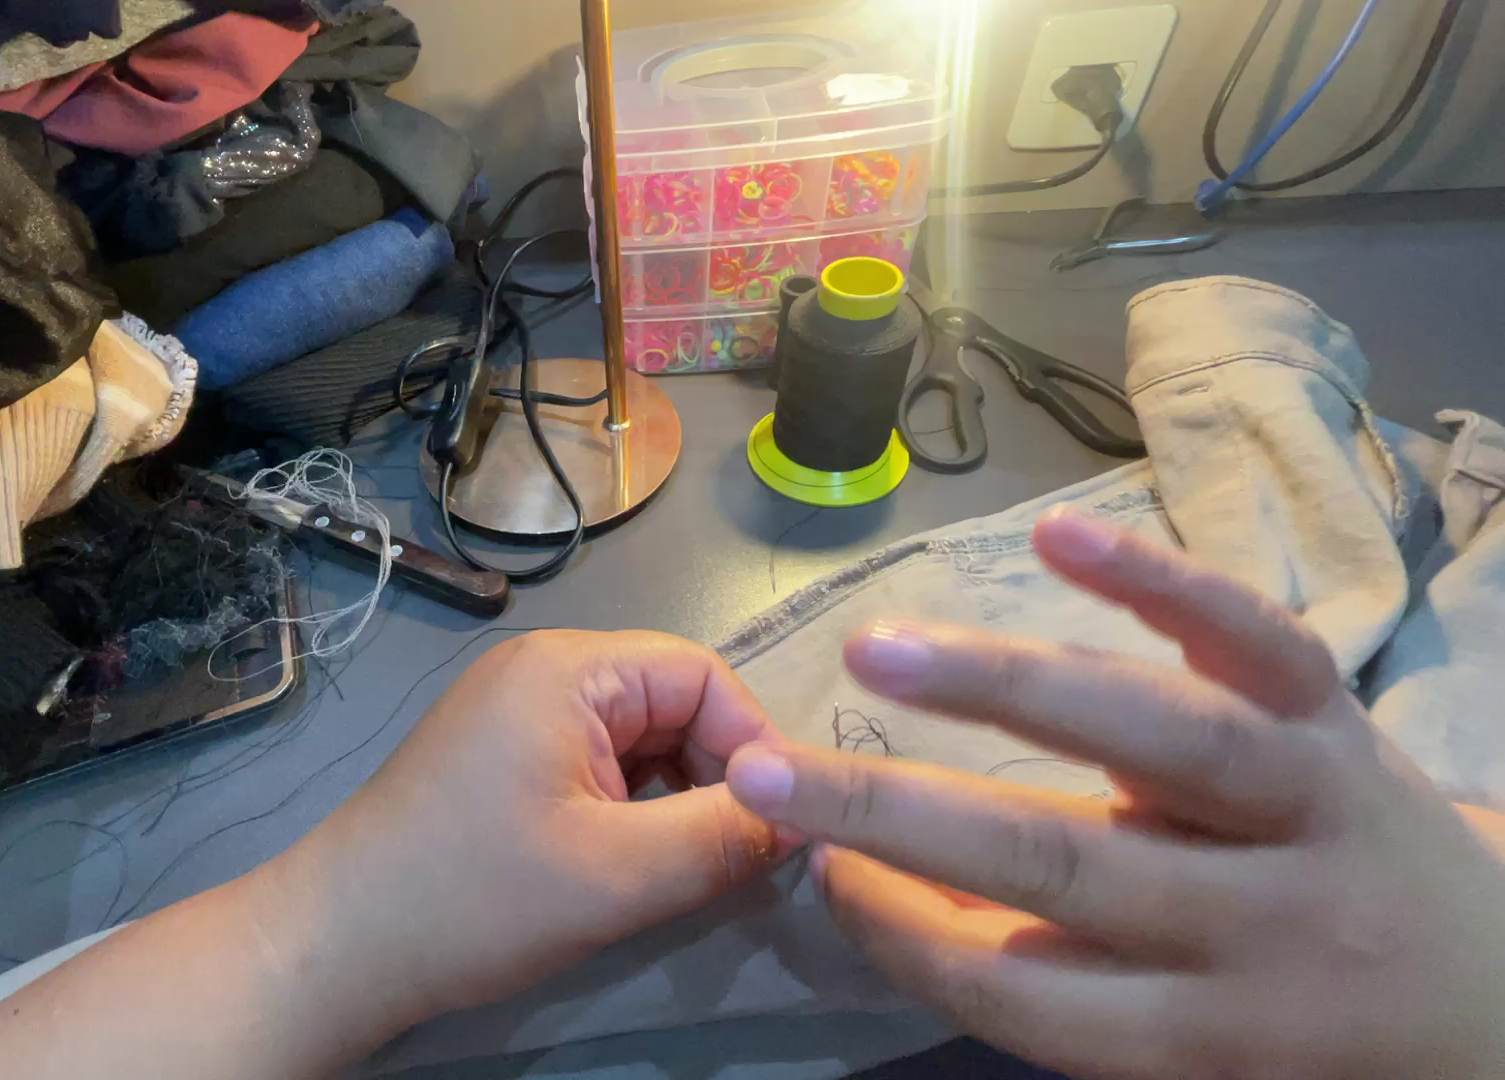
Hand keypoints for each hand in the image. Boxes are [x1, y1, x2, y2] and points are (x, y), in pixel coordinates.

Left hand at [288, 630, 787, 1029]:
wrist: (342, 940)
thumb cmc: (475, 896)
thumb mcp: (616, 874)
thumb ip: (721, 837)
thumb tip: (803, 813)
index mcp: (567, 668)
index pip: (697, 672)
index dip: (750, 739)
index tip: (780, 818)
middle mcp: (544, 669)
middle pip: (667, 698)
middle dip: (714, 768)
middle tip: (740, 848)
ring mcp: (519, 707)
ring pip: (637, 731)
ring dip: (675, 788)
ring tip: (691, 855)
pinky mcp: (507, 747)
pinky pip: (597, 755)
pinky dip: (633, 798)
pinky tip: (637, 849)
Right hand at [726, 509, 1504, 1079]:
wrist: (1499, 992)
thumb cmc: (1289, 1016)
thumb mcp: (1168, 1040)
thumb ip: (1018, 970)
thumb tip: (862, 879)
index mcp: (1223, 1038)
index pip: (1018, 991)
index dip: (900, 934)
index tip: (818, 872)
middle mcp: (1277, 929)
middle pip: (1054, 860)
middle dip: (887, 812)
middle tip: (763, 773)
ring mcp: (1317, 802)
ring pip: (1147, 732)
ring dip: (992, 683)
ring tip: (873, 649)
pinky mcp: (1336, 712)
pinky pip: (1249, 638)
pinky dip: (1153, 581)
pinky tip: (1051, 532)